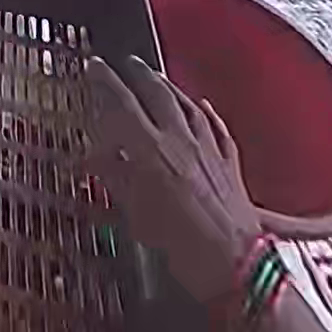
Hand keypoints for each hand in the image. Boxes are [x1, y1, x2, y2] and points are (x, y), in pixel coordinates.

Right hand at [86, 55, 260, 302]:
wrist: (240, 271)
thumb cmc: (183, 244)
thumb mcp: (134, 210)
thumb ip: (113, 175)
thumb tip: (92, 156)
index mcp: (151, 148)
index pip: (122, 102)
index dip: (106, 80)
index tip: (94, 65)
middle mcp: (180, 140)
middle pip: (157, 93)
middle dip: (139, 73)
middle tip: (126, 61)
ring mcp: (209, 150)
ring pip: (187, 105)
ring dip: (169, 86)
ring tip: (157, 75)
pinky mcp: (231, 165)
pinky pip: (217, 129)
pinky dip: (207, 112)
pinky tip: (202, 104)